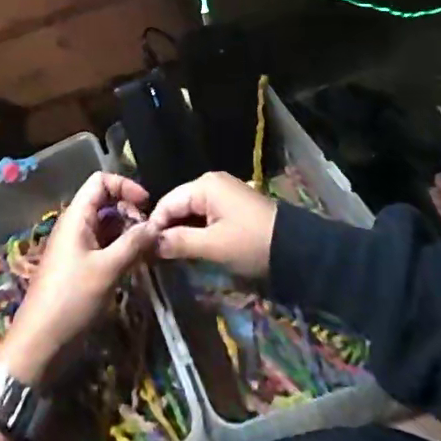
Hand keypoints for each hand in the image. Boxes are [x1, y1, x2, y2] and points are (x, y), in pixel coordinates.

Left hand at [0, 173, 155, 384]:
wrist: (40, 340)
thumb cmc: (71, 298)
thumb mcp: (107, 269)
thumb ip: (133, 243)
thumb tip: (155, 225)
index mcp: (76, 216)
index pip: (100, 181)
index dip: (125, 186)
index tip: (147, 204)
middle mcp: (76, 225)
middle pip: (106, 202)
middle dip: (130, 211)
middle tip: (150, 232)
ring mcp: (77, 245)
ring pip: (107, 225)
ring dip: (128, 232)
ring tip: (148, 249)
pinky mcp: (80, 266)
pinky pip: (104, 245)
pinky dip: (121, 249)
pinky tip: (136, 263)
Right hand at [149, 171, 277, 278]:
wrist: (297, 248)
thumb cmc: (251, 243)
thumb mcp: (213, 246)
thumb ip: (179, 242)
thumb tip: (150, 243)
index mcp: (204, 185)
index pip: (167, 202)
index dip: (154, 226)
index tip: (143, 251)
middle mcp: (211, 183)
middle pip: (178, 205)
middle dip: (167, 229)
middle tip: (154, 256)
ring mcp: (223, 194)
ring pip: (191, 212)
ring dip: (182, 232)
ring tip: (169, 256)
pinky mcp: (233, 207)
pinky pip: (205, 216)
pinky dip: (197, 232)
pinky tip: (190, 249)